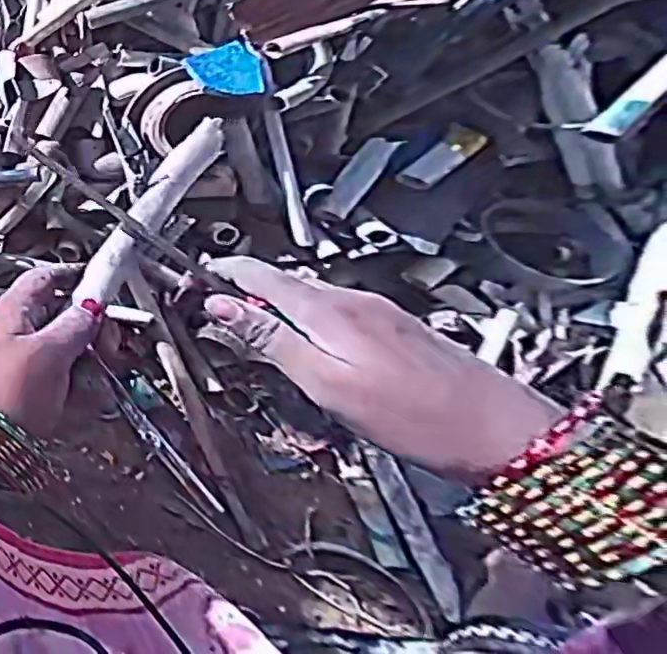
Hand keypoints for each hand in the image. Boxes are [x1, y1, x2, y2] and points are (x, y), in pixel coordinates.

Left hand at [0, 268, 103, 436]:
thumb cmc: (6, 392)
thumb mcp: (47, 353)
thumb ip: (73, 326)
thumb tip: (92, 306)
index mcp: (13, 310)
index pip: (44, 278)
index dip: (74, 278)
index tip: (105, 286)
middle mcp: (19, 330)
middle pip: (67, 318)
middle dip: (92, 334)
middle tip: (106, 350)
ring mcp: (29, 360)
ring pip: (75, 352)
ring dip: (89, 368)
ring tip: (87, 384)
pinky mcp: (36, 388)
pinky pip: (70, 381)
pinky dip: (80, 391)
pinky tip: (78, 403)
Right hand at [204, 258, 563, 485]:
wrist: (519, 441)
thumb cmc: (421, 419)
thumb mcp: (324, 382)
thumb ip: (266, 338)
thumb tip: (219, 304)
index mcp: (325, 309)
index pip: (252, 271)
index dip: (215, 273)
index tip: (193, 283)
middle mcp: (352, 299)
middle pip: (278, 280)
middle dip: (241, 290)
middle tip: (217, 313)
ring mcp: (379, 311)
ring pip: (306, 295)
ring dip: (274, 306)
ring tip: (259, 333)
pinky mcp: (399, 327)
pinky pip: (334, 309)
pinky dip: (307, 318)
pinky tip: (312, 346)